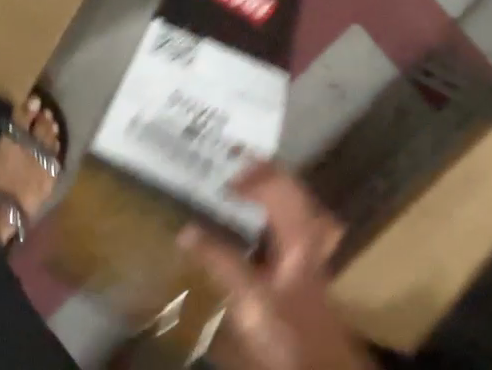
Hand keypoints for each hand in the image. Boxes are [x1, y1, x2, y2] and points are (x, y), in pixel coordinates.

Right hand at [177, 164, 369, 369]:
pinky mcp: (295, 272)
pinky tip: (234, 224)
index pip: (277, 183)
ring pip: (284, 207)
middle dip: (256, 169)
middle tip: (220, 159)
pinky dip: (257, 215)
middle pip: (286, 188)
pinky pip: (277, 228)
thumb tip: (185, 229)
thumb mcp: (251, 297)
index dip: (249, 167)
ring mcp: (303, 254)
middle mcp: (305, 236)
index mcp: (299, 234)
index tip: (216, 160)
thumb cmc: (291, 332)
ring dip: (258, 190)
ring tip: (223, 182)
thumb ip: (220, 260)